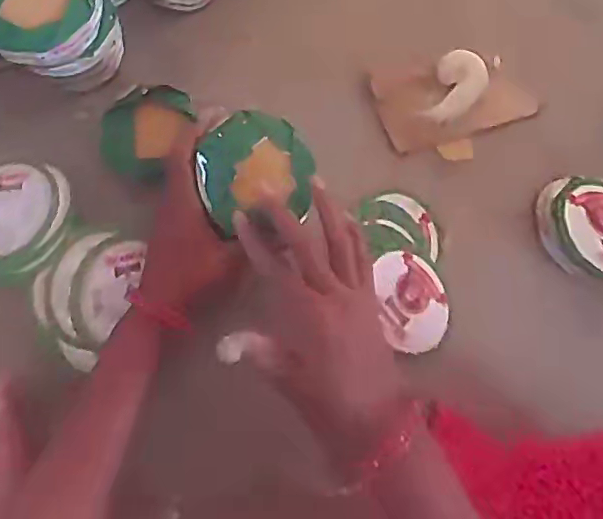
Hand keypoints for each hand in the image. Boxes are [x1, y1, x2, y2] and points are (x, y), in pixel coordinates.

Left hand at [136, 111, 240, 315]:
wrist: (158, 307)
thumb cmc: (191, 279)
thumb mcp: (229, 261)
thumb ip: (257, 242)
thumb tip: (285, 225)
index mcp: (181, 200)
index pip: (182, 154)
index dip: (195, 131)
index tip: (214, 115)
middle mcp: (171, 199)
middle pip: (181, 157)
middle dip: (200, 137)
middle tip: (226, 127)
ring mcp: (168, 211)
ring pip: (181, 172)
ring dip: (198, 156)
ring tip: (226, 148)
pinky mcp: (170, 222)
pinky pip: (183, 186)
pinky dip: (199, 175)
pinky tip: (220, 184)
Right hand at [233, 180, 409, 468]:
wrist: (378, 422)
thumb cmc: (328, 404)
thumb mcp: (290, 382)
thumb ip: (260, 353)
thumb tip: (224, 342)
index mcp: (308, 314)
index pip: (275, 269)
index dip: (256, 242)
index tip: (241, 216)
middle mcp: (332, 295)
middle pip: (305, 246)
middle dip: (284, 216)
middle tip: (269, 189)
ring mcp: (355, 292)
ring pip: (340, 241)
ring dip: (327, 209)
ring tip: (317, 181)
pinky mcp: (371, 297)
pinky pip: (364, 258)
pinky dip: (356, 233)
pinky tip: (349, 215)